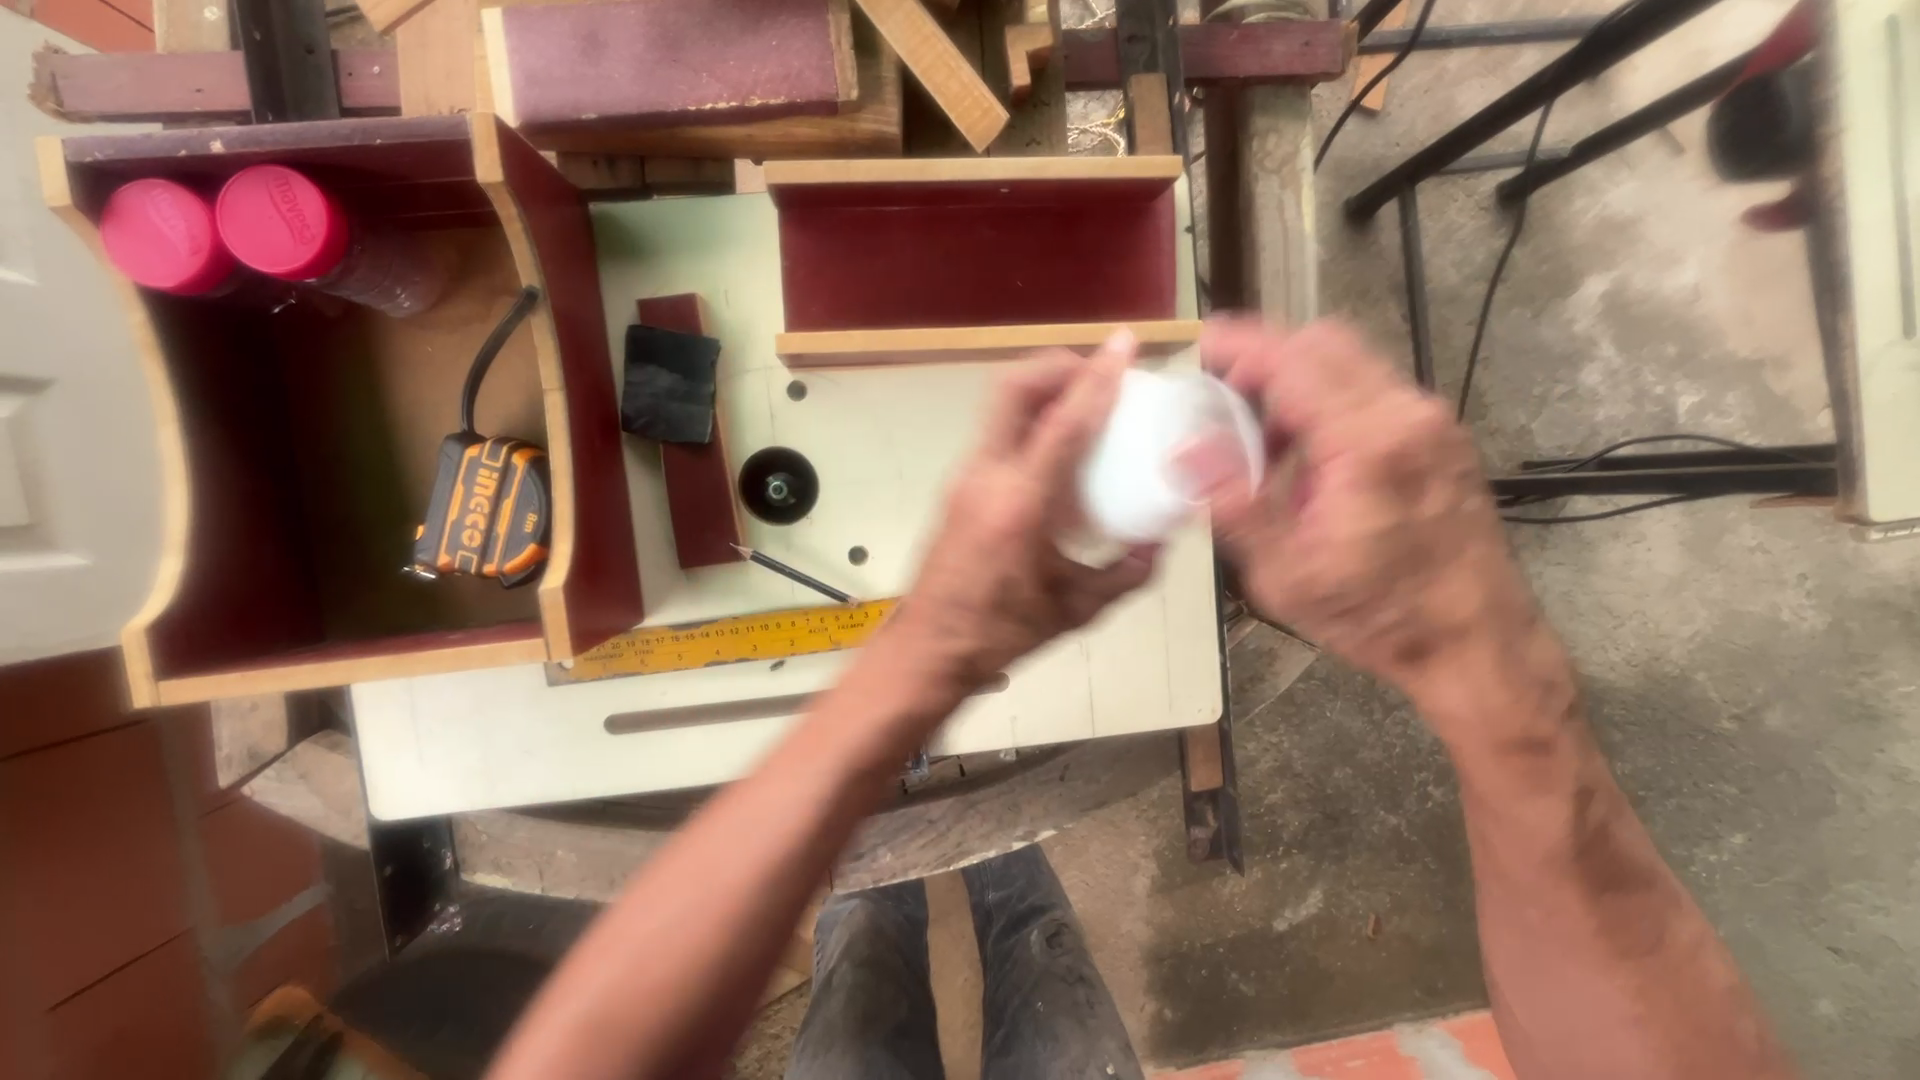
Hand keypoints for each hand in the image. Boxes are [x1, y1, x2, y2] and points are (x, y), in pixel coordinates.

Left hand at [894, 332, 1158, 689]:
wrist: (926, 649)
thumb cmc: (997, 634)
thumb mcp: (1074, 611)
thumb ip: (1124, 575)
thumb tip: (1158, 544)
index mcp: (1018, 506)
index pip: (1063, 425)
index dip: (1098, 379)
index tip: (1124, 345)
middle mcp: (986, 477)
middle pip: (1013, 388)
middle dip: (1058, 365)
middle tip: (1101, 373)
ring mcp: (965, 478)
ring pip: (1000, 406)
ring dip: (1043, 389)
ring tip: (1085, 400)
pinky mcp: (957, 486)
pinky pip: (997, 432)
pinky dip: (1030, 419)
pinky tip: (1059, 447)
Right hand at [1191, 317, 1544, 715]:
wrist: (1479, 644)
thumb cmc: (1379, 616)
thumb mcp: (1288, 574)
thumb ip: (1235, 505)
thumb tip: (1184, 449)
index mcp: (1367, 443)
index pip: (1293, 361)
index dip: (1239, 344)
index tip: (1200, 342)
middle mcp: (1407, 415)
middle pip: (1324, 344)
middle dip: (1266, 356)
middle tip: (1221, 392)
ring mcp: (1431, 424)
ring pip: (1351, 364)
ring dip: (1296, 381)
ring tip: (1259, 435)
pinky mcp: (1440, 440)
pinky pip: (1373, 392)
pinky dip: (1328, 402)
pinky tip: (1306, 456)